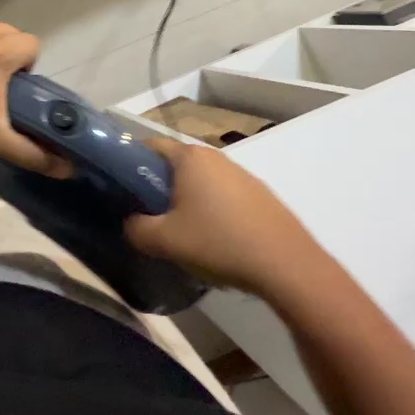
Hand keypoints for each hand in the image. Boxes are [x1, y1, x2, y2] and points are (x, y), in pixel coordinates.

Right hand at [123, 136, 330, 298]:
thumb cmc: (220, 243)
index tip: (124, 188)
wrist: (289, 268)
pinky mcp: (262, 196)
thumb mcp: (165, 241)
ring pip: (202, 181)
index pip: (149, 146)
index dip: (131, 163)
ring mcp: (243, 175)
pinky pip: (226, 196)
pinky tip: (217, 239)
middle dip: (160, 185)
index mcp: (190, 158)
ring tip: (184, 231)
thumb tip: (130, 223)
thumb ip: (136, 229)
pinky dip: (215, 210)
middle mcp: (217, 157)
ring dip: (188, 199)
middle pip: (176, 164)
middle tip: (150, 213)